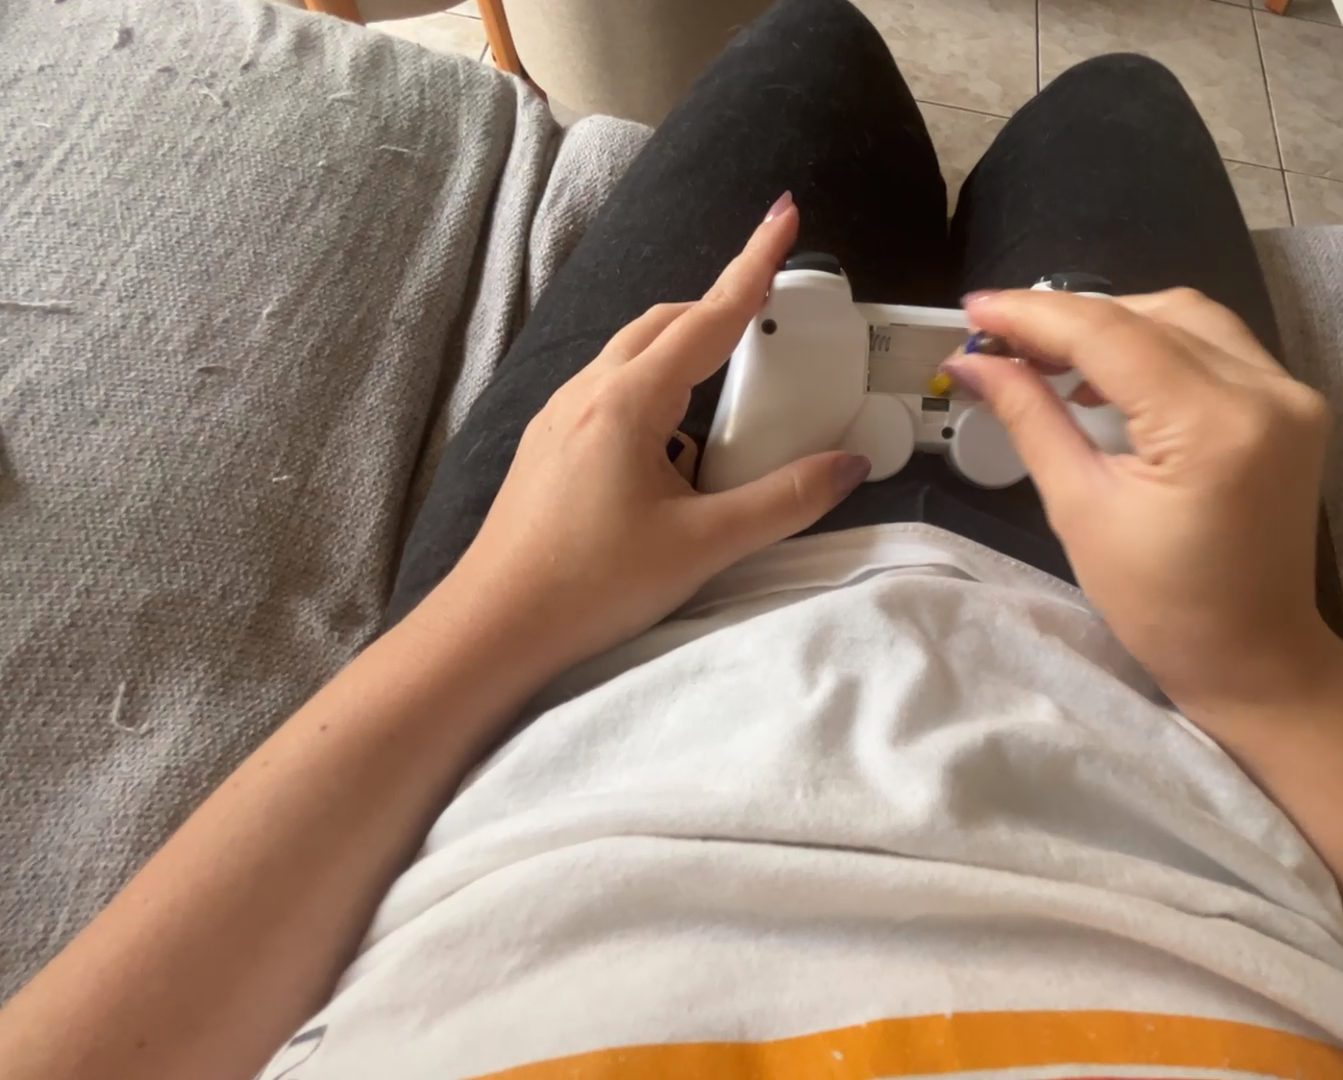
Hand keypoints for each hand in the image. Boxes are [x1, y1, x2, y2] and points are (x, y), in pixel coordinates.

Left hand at [419, 194, 870, 675]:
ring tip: (728, 391)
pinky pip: (614, 392)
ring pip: (633, 356)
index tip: (784, 214)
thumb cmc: (596, 582)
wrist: (494, 627)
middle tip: (766, 327)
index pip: (708, 317)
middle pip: (663, 323)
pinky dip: (658, 391)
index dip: (753, 264)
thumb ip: (784, 500)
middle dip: (718, 309)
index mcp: (629, 400)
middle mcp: (589, 391)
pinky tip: (673, 445)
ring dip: (686, 353)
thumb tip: (849, 465)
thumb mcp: (704, 544)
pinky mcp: (552, 444)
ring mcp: (561, 415)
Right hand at [944, 288, 1342, 712]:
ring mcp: (1289, 393)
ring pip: (1184, 318)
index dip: (1033, 315)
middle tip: (1000, 339)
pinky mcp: (1291, 404)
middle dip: (1066, 317)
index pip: (1109, 336)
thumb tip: (973, 363)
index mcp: (1211, 426)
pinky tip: (1104, 377)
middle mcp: (1267, 390)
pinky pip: (1212, 346)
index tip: (973, 311)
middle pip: (1150, 313)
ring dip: (1110, 325)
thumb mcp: (1079, 508)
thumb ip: (1030, 418)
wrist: (1252, 653)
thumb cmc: (1157, 603)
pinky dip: (1152, 345)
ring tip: (1045, 355)